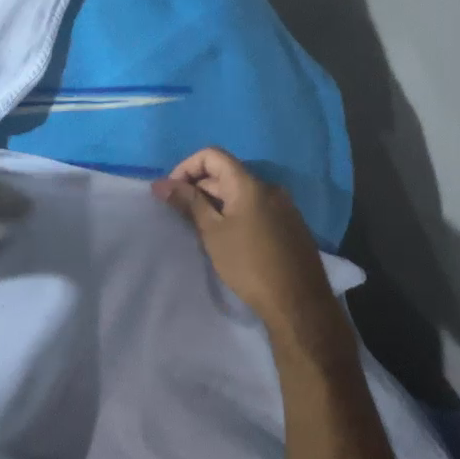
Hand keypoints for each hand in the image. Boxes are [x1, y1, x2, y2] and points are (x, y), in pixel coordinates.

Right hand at [152, 147, 334, 329]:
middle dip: (198, 187)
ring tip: (200, 228)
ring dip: (215, 202)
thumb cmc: (249, 264)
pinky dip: (234, 213)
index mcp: (250, 185)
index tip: (173, 192)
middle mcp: (269, 188)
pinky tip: (227, 238)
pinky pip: (255, 207)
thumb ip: (188, 202)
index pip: (212, 155)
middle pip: (226, 173)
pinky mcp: (289, 225)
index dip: (186, 167)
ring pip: (240, 192)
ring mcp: (283, 207)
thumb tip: (160, 183)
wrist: (298, 303)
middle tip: (180, 213)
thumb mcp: (212, 232)